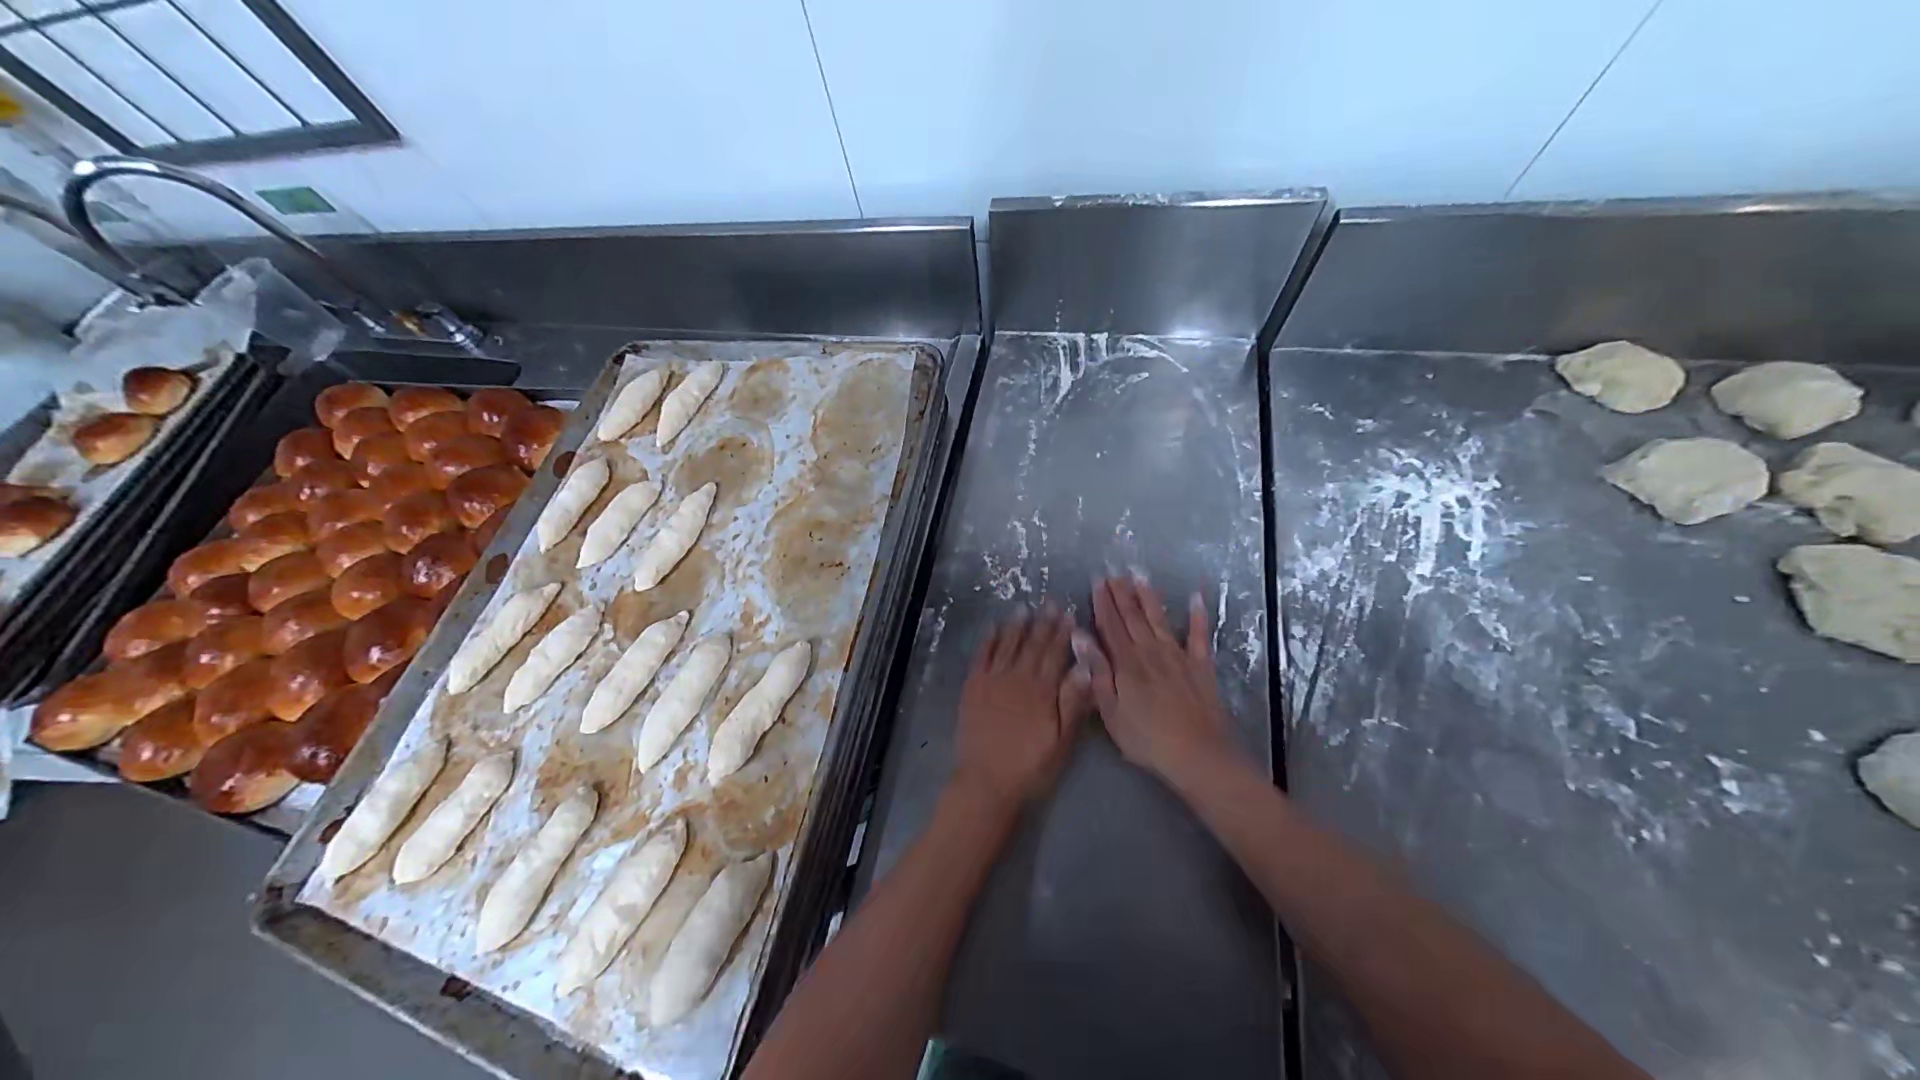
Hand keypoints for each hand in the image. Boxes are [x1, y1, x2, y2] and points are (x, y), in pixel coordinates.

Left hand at [954, 605, 1092, 807]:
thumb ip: (1073, 703)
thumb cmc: (1030, 766)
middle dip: (1043, 623)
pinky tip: (993, 628)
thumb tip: (1086, 669)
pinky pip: (981, 657)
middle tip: (1050, 602)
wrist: (986, 781)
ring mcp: (992, 681)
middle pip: (1032, 645)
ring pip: (1007, 645)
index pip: (1055, 654)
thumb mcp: (1061, 741)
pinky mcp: (972, 688)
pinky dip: (988, 641)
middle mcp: (1017, 678)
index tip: (1069, 615)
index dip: (1063, 634)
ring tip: (1024, 608)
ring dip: (1016, 626)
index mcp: (1042, 691)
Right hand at [1081, 575, 1238, 788]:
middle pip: (1133, 618)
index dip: (1103, 603)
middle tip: (1114, 573)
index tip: (1097, 582)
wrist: (1198, 754)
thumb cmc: (1147, 739)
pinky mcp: (1201, 667)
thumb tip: (1079, 637)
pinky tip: (1196, 598)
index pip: (1111, 626)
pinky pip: (1199, 636)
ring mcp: (1179, 656)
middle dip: (1122, 594)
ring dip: (1149, 598)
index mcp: (1126, 664)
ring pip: (1159, 620)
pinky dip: (1198, 616)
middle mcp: (1151, 652)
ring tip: (1140, 577)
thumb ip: (1097, 671)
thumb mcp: (1110, 711)